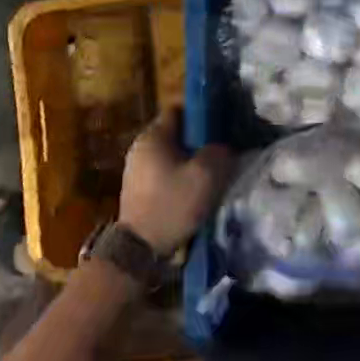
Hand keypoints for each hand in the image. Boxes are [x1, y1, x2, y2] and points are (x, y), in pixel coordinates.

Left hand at [119, 110, 232, 255]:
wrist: (139, 249)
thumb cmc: (171, 204)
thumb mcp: (205, 176)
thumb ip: (219, 153)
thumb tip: (223, 148)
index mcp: (152, 136)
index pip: (179, 110)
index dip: (201, 114)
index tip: (220, 126)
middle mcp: (140, 147)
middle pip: (176, 134)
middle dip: (198, 141)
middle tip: (220, 152)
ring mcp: (136, 169)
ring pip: (171, 156)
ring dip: (190, 162)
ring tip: (211, 175)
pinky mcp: (138, 189)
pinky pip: (164, 174)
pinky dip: (179, 178)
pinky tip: (194, 192)